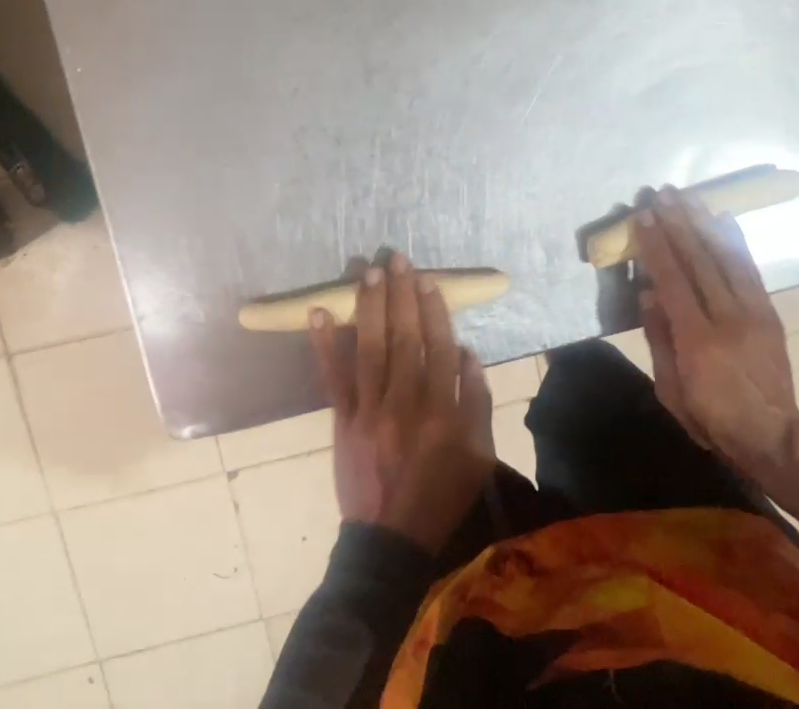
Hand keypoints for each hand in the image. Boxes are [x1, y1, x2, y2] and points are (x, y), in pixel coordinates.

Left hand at [307, 253, 495, 552]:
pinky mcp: (342, 422)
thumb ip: (477, 402)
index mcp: (443, 412)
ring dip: (369, 307)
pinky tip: (318, 314)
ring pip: (370, 349)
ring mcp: (369, 412)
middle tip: (395, 259)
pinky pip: (333, 379)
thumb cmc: (443, 495)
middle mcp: (405, 404)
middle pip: (404, 339)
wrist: (392, 539)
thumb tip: (466, 353)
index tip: (427, 280)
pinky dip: (324, 346)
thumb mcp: (480, 455)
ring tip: (367, 272)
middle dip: (401, 295)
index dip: (433, 310)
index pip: (438, 348)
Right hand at [632, 186, 798, 470]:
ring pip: (726, 256)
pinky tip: (724, 220)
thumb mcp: (671, 389)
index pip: (672, 279)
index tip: (644, 216)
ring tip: (688, 197)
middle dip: (678, 222)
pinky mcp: (769, 312)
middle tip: (662, 193)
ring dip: (704, 223)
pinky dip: (735, 241)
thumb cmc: (712, 418)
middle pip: (699, 259)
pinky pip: (750, 268)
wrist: (772, 435)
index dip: (657, 245)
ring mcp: (753, 311)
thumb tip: (647, 292)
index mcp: (697, 339)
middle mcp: (727, 316)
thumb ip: (658, 337)